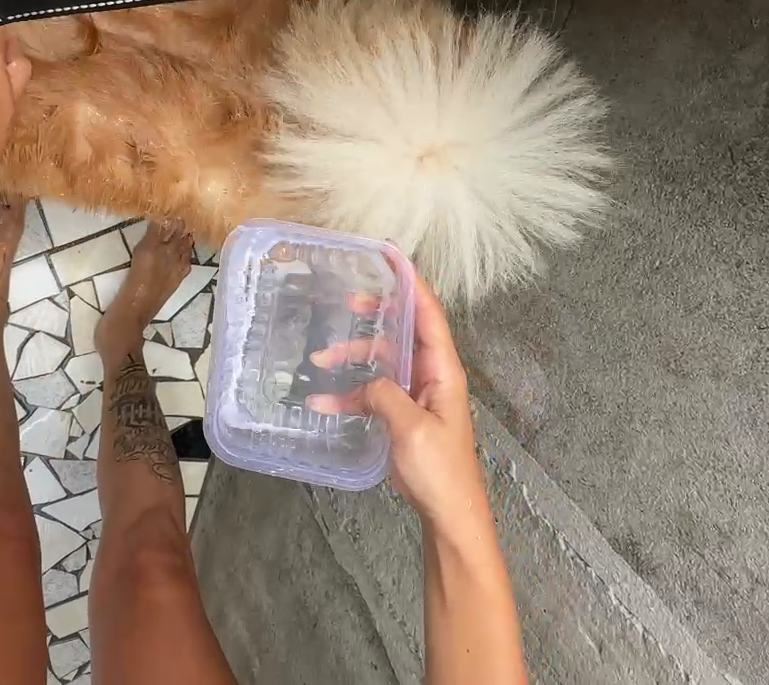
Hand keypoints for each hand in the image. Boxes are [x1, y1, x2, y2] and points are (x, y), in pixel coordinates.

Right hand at [311, 276, 488, 528]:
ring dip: (352, 355)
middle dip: (376, 310)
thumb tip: (368, 381)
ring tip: (319, 360)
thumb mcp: (412, 429)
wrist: (449, 515)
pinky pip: (372, 391)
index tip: (390, 253)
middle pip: (403, 328)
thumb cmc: (440, 471)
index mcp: (443, 370)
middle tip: (348, 296)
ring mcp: (415, 392)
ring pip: (381, 358)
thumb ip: (386, 394)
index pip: (429, 313)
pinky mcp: (401, 412)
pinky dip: (348, 394)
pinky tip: (322, 404)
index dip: (411, 281)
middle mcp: (430, 373)